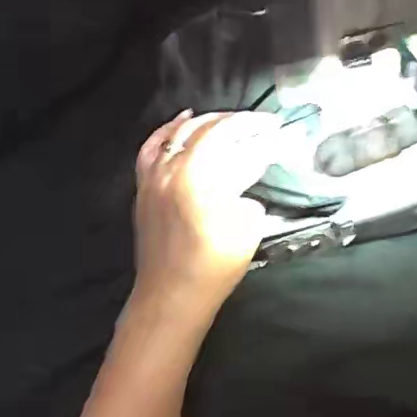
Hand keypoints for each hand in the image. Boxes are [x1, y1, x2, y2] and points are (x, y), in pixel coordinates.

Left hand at [132, 110, 282, 313]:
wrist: (171, 297)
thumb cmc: (214, 265)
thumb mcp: (248, 225)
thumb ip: (247, 192)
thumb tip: (246, 179)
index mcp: (196, 175)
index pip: (225, 133)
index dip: (252, 123)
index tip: (273, 123)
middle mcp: (169, 170)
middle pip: (201, 129)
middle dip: (234, 121)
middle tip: (259, 124)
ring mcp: (151, 178)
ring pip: (175, 134)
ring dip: (204, 122)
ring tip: (227, 119)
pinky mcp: (143, 190)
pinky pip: (151, 149)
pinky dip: (166, 131)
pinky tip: (181, 123)